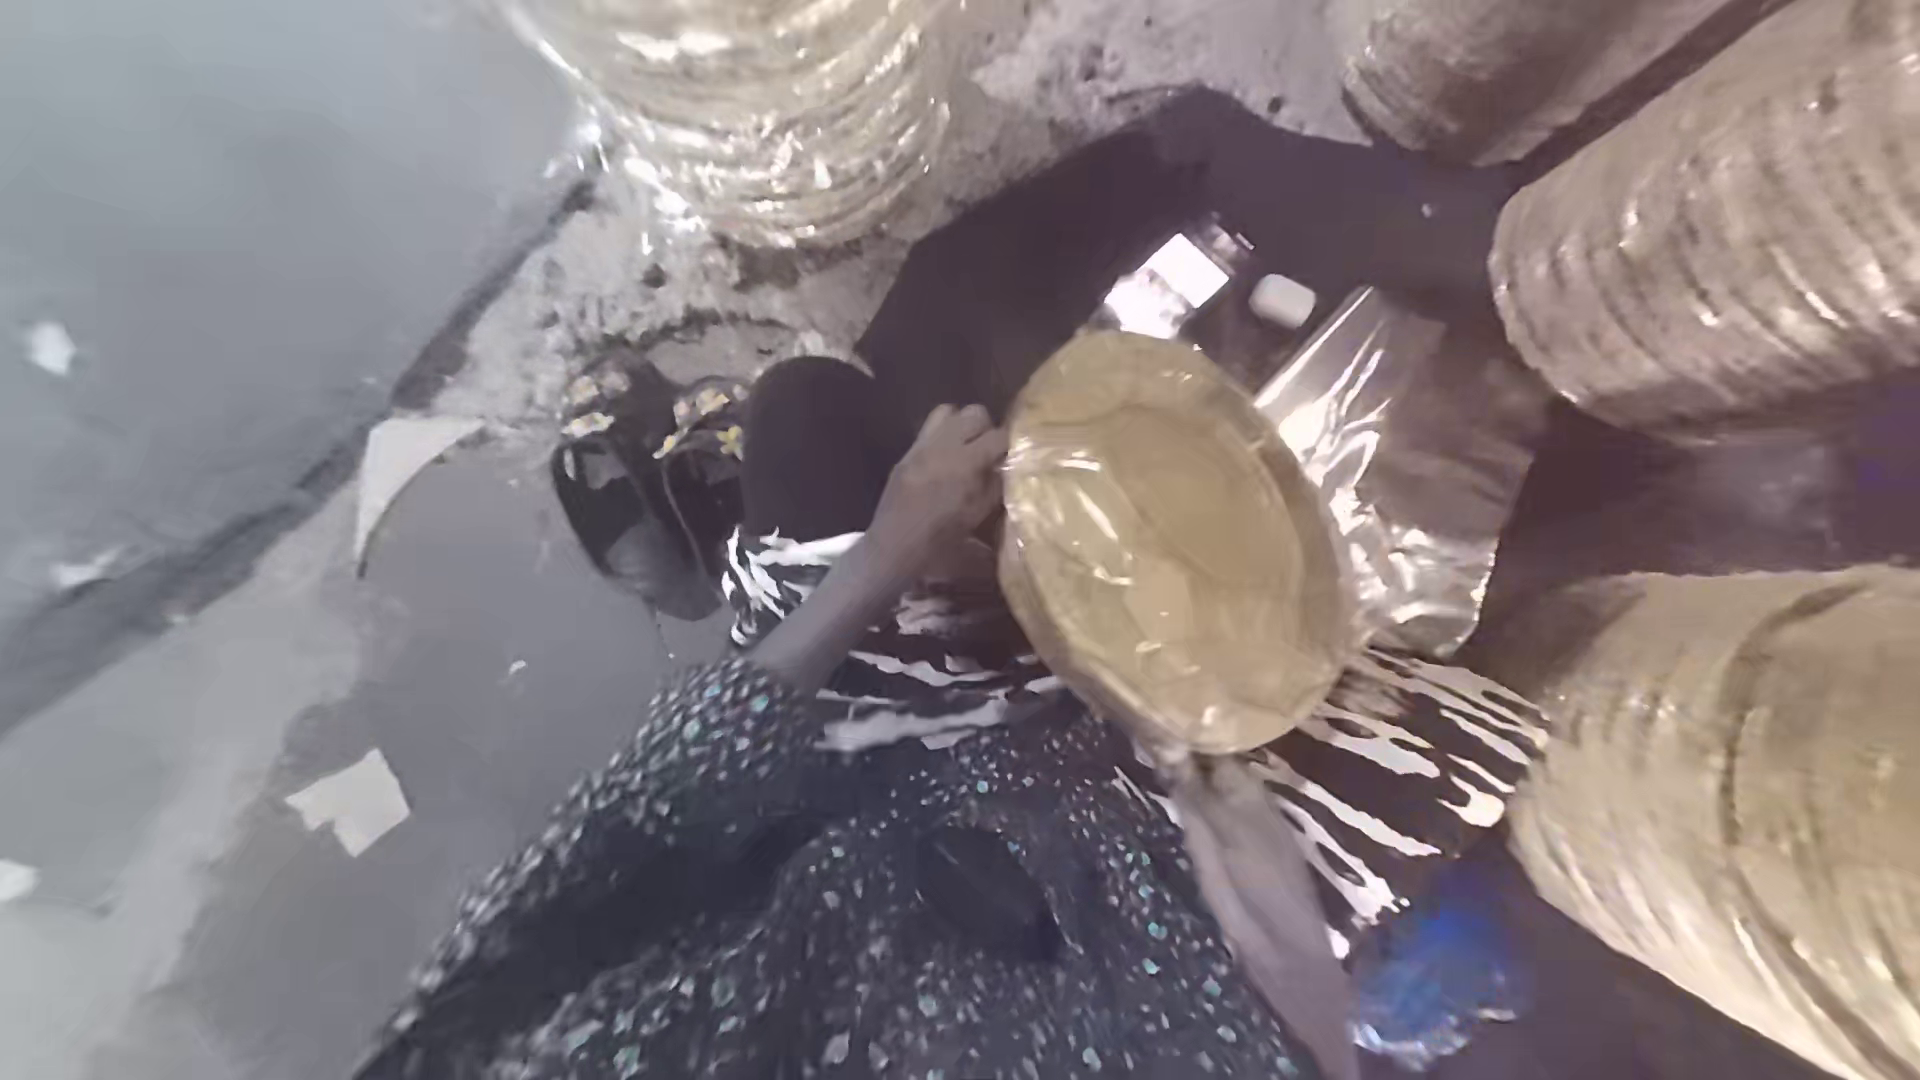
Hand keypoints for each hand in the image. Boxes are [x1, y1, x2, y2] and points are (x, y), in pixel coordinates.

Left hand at [867, 404, 1007, 580]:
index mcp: (964, 463)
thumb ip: (994, 486)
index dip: (1011, 442)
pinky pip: (928, 430)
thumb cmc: (940, 538)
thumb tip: (1005, 466)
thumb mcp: (977, 515)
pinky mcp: (906, 453)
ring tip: (967, 446)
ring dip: (962, 425)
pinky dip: (942, 435)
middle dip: (987, 428)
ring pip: (948, 411)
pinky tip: (945, 457)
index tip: (1015, 452)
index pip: (998, 436)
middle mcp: (942, 446)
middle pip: (974, 413)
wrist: (894, 546)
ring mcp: (921, 446)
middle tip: (990, 449)